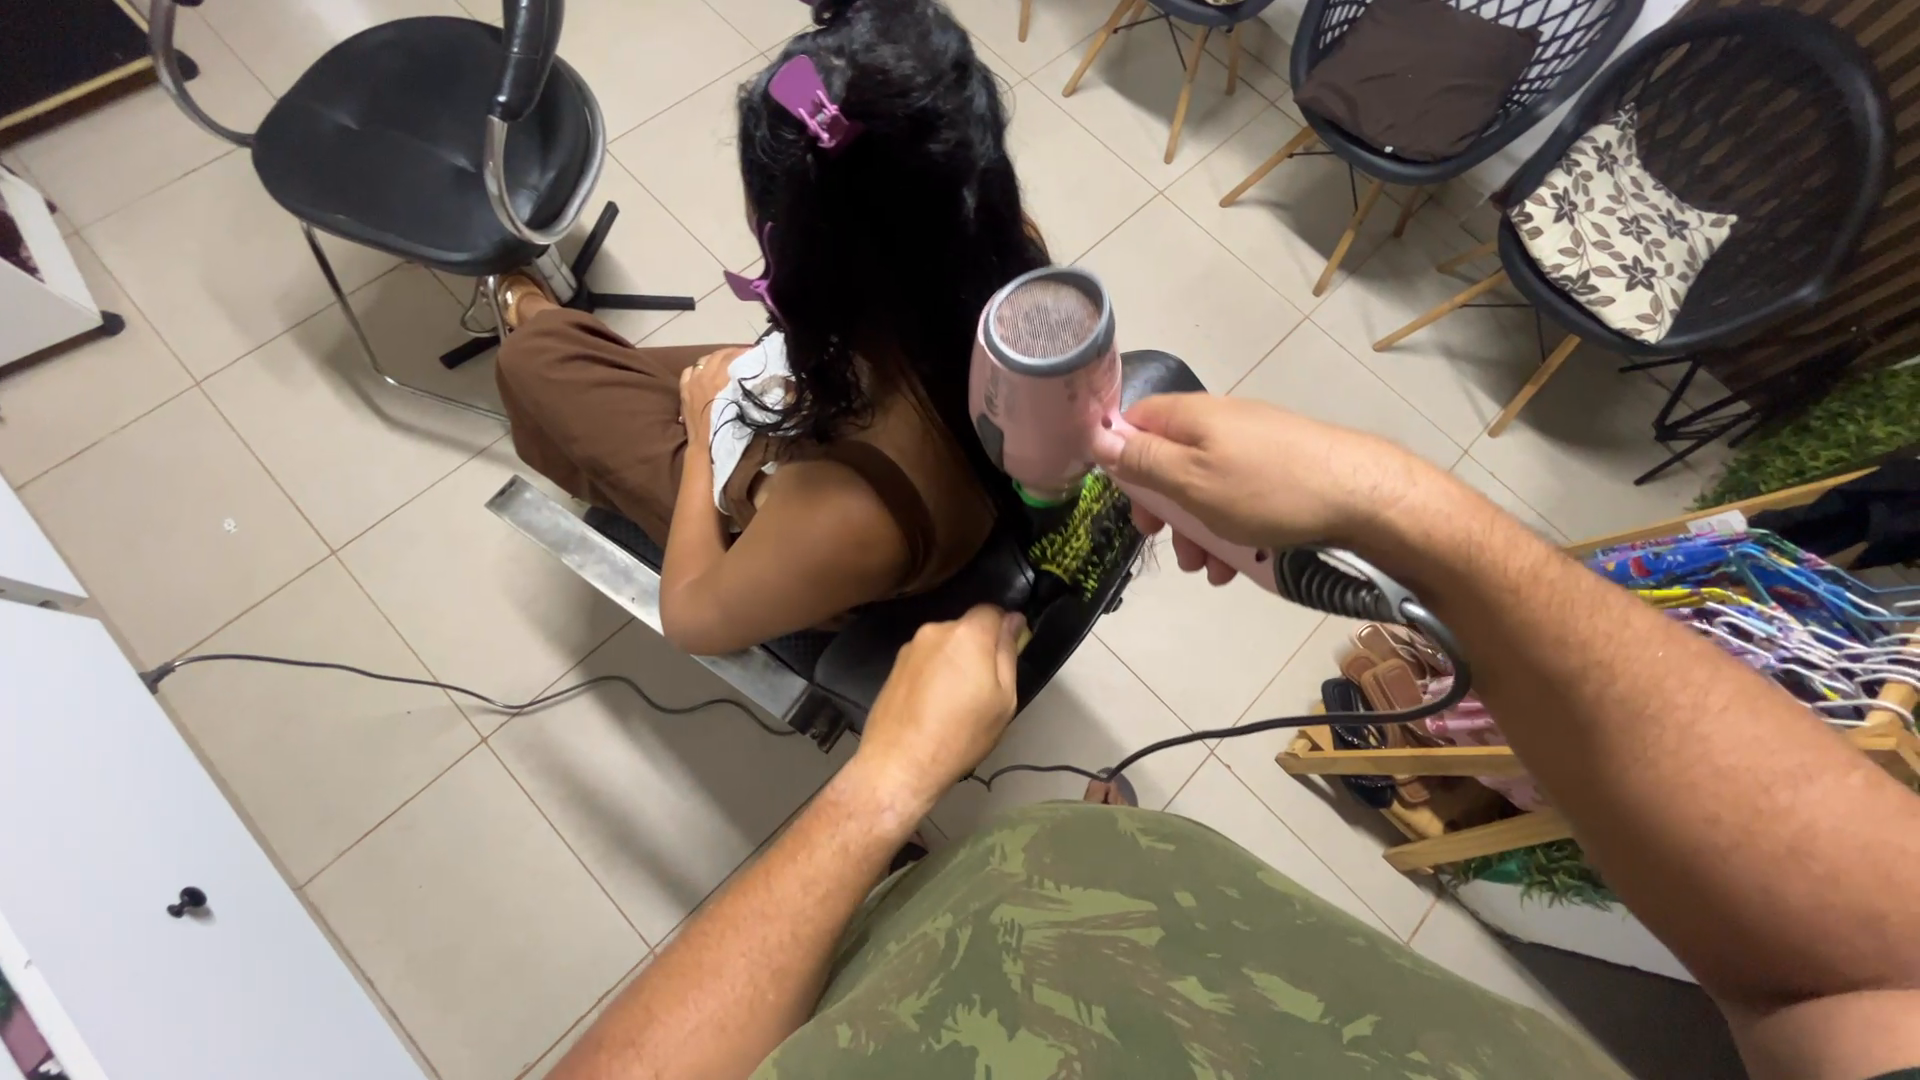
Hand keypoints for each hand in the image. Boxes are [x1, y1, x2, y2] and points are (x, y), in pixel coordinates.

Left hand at [679, 347, 749, 446]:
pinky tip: (703, 372)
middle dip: (731, 352)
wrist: (706, 446)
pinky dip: (698, 368)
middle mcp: (704, 376)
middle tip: (743, 354)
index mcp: (720, 380)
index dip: (744, 352)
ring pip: (704, 361)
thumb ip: (747, 389)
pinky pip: (689, 371)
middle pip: (718, 355)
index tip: (754, 351)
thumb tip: (756, 377)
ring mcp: (692, 382)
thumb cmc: (729, 430)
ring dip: (716, 358)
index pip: (732, 356)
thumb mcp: (743, 406)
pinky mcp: (684, 390)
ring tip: (725, 361)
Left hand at [851, 605, 1025, 813]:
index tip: (1008, 654)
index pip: (992, 610)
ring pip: (944, 645)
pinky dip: (933, 673)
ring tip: (954, 702)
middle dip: (978, 648)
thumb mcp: (1003, 698)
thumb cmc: (960, 735)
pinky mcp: (894, 666)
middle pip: (966, 628)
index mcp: (967, 634)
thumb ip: (1008, 652)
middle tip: (982, 687)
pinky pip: (925, 659)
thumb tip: (1013, 620)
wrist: (899, 763)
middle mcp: (935, 631)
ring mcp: (910, 648)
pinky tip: (932, 705)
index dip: (1003, 628)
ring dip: (954, 662)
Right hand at [1091, 394, 1431, 582]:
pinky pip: (1238, 502)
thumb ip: (1142, 459)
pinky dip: (1229, 532)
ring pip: (1203, 489)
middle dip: (1162, 507)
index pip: (1137, 420)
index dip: (1121, 455)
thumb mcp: (1190, 479)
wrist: (1366, 499)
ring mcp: (1254, 449)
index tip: (1124, 496)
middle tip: (1160, 538)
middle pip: (1169, 461)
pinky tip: (1235, 565)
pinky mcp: (1281, 475)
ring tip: (1204, 566)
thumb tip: (1099, 436)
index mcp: (1192, 416)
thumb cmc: (1266, 490)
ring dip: (1195, 530)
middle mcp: (1220, 425)